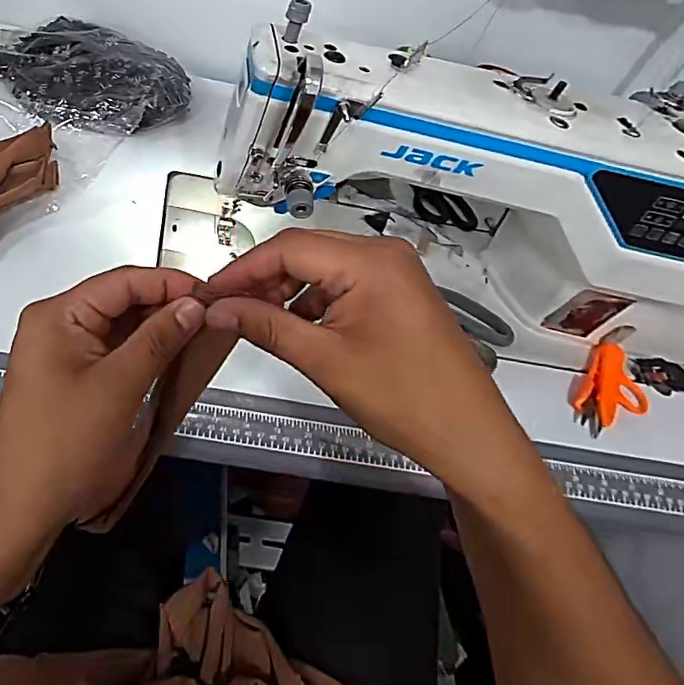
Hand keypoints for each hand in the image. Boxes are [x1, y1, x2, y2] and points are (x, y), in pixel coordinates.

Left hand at [0, 267, 209, 611]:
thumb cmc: (51, 457)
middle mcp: (55, 327)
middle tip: (205, 314)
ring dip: (157, 329)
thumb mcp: (120, 388)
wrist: (23, 513)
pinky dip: (145, 351)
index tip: (202, 292)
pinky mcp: (74, 375)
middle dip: (165, 306)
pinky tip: (171, 356)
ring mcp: (63, 352)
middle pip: (122, 299)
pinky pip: (116, 350)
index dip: (168, 283)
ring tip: (194, 334)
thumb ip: (159, 339)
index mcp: (55, 317)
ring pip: (122, 325)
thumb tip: (187, 308)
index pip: (122, 281)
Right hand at [203, 230, 539, 503]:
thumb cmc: (412, 400)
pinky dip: (312, 299)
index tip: (214, 291)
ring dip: (286, 289)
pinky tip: (293, 323)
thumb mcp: (325, 360)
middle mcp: (384, 255)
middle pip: (304, 251)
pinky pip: (341, 281)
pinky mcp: (395, 290)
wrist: (469, 437)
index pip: (288, 248)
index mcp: (370, 262)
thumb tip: (223, 309)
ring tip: (256, 318)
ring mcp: (393, 271)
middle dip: (262, 278)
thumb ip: (267, 326)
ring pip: (321, 266)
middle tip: (228, 305)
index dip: (244, 269)